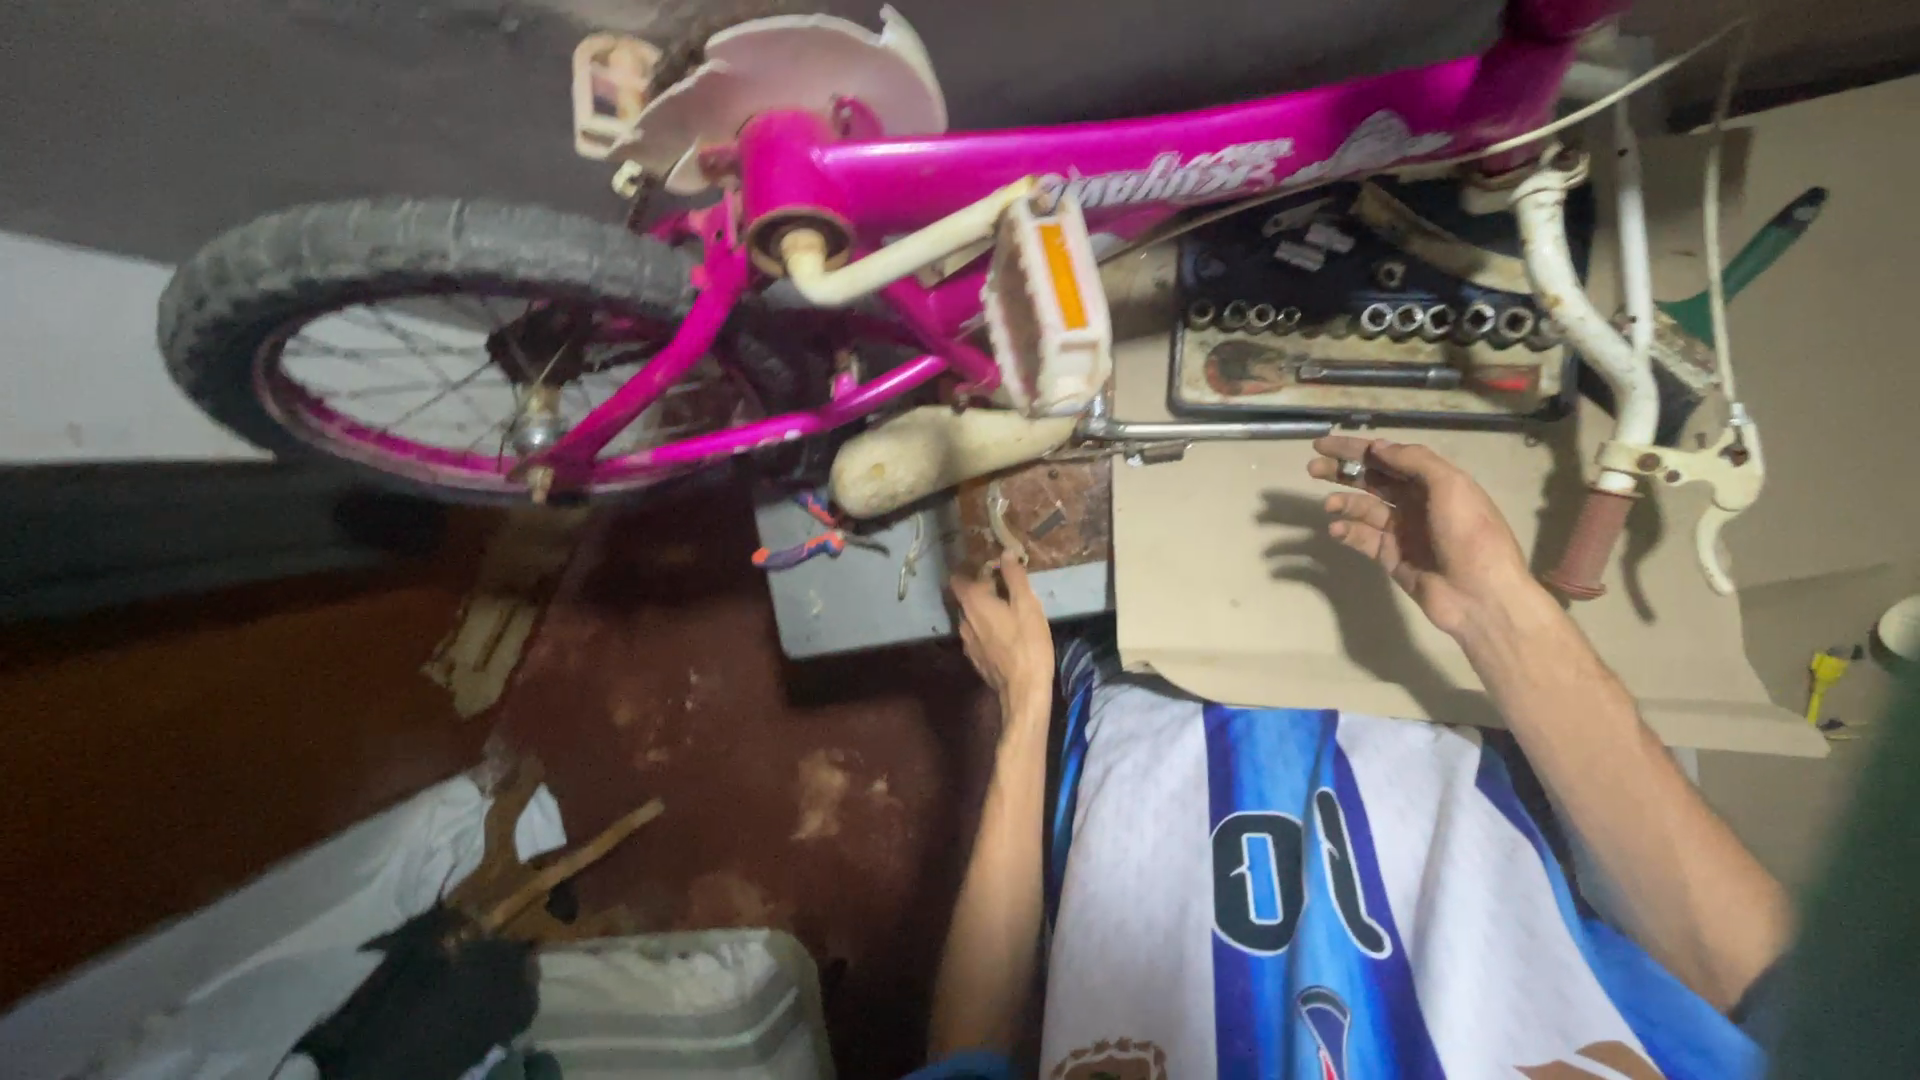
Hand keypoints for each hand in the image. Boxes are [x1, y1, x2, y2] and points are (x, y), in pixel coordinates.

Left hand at [950, 559, 1053, 715]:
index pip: (957, 578)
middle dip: (981, 590)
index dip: (971, 570)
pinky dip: (985, 629)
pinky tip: (1004, 634)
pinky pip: (976, 635)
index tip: (991, 569)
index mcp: (973, 603)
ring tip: (1006, 611)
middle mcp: (963, 620)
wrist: (1023, 690)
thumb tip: (1006, 553)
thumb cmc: (1027, 644)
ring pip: (970, 617)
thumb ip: (1014, 577)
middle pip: (965, 598)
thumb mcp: (1027, 605)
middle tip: (1004, 588)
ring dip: (984, 611)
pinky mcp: (974, 658)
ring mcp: (966, 642)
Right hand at [1306, 435, 1541, 637]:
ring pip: (1363, 508)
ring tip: (1328, 505)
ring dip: (1344, 503)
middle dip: (1342, 472)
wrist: (1479, 594)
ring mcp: (1401, 530)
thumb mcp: (1450, 487)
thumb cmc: (1469, 535)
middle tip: (1312, 469)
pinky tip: (1337, 530)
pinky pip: (1362, 538)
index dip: (1356, 449)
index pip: (1388, 457)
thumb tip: (1377, 446)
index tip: (1323, 445)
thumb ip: (1414, 461)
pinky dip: (1347, 531)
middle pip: (1371, 480)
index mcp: (1433, 482)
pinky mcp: (1389, 556)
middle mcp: (1415, 502)